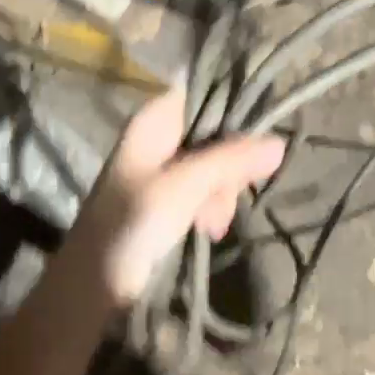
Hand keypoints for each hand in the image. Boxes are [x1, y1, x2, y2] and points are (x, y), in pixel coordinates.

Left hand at [63, 91, 286, 305]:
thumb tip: (280, 142)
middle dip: (228, 166)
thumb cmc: (132, 224)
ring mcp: (162, 169)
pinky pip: (203, 191)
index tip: (259, 138)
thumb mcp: (183, 188)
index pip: (201, 92)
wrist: (95, 282)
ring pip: (213, 165)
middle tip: (227, 197)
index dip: (233, 109)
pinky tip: (209, 230)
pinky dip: (210, 207)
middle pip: (214, 131)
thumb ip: (230, 161)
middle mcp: (158, 137)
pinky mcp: (167, 199)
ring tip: (212, 225)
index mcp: (152, 121)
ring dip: (220, 193)